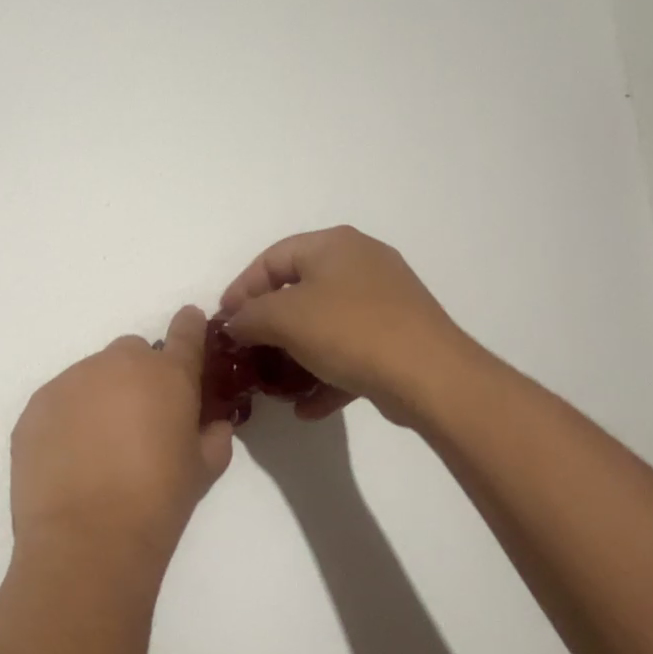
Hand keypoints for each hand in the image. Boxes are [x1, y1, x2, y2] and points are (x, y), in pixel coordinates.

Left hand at [10, 307, 234, 583]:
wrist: (88, 538)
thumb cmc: (158, 502)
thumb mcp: (204, 470)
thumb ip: (214, 437)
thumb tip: (213, 425)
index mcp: (167, 375)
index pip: (184, 333)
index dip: (189, 327)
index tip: (189, 323)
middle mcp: (117, 365)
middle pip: (131, 353)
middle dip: (139, 375)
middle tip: (139, 419)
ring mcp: (70, 382)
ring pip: (91, 375)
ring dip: (100, 396)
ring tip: (99, 445)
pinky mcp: (35, 407)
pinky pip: (59, 400)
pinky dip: (68, 418)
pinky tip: (70, 457)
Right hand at [220, 226, 475, 423]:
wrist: (429, 374)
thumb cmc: (350, 331)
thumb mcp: (285, 319)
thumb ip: (249, 317)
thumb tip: (234, 323)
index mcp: (334, 245)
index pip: (272, 258)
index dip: (241, 288)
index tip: (223, 323)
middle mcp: (361, 264)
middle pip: (300, 291)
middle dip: (269, 327)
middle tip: (247, 354)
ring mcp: (384, 302)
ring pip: (325, 326)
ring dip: (296, 356)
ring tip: (275, 385)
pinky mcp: (397, 338)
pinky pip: (350, 352)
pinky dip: (326, 376)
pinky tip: (307, 408)